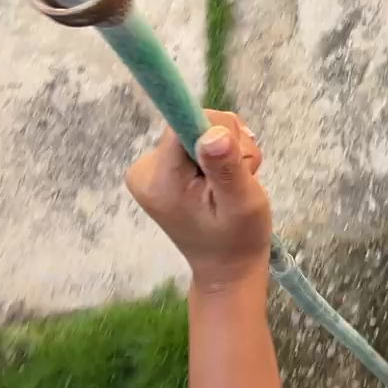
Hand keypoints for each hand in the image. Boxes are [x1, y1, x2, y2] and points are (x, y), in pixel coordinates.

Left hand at [125, 110, 269, 291]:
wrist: (226, 265)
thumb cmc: (238, 238)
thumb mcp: (241, 203)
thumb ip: (225, 166)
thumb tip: (213, 132)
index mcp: (159, 180)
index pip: (187, 123)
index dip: (219, 132)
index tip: (235, 156)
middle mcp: (146, 169)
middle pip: (196, 122)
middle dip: (228, 143)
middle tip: (240, 176)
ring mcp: (153, 168)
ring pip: (202, 127)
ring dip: (230, 149)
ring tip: (234, 181)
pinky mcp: (165, 166)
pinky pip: (198, 138)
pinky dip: (221, 153)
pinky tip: (225, 178)